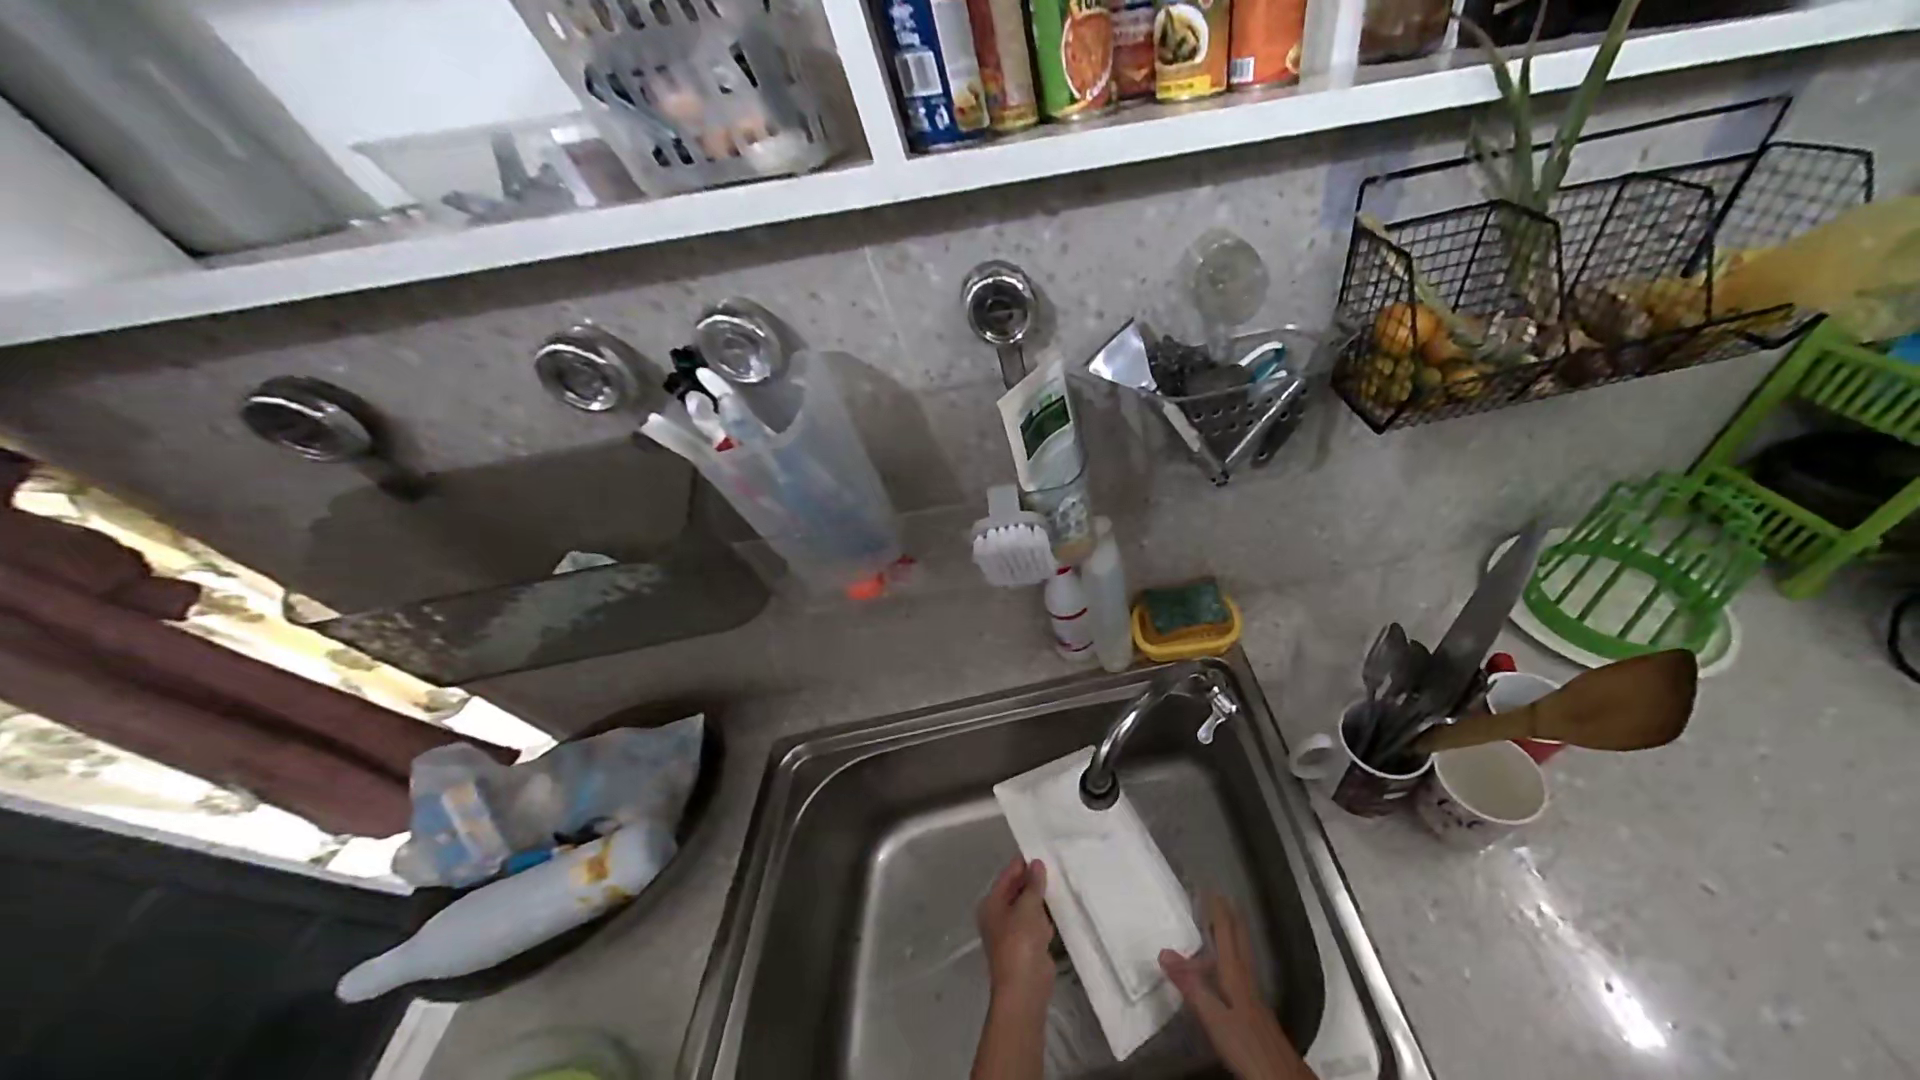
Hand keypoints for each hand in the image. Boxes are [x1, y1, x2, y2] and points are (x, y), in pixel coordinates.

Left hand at [976, 856, 1055, 1004]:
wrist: (1024, 987)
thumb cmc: (1020, 941)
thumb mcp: (1027, 907)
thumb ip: (1032, 884)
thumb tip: (1036, 863)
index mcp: (992, 903)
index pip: (1007, 875)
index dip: (1023, 863)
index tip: (1042, 850)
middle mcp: (999, 914)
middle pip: (1017, 890)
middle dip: (1033, 880)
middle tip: (1055, 864)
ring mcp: (1013, 931)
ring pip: (1028, 906)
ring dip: (1041, 898)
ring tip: (1060, 881)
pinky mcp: (1027, 945)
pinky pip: (1036, 923)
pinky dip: (1045, 917)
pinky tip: (1059, 909)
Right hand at [1159, 895, 1315, 1079]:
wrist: (1281, 1078)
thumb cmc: (1246, 1045)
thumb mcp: (1213, 1017)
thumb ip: (1190, 986)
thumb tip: (1163, 951)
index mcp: (1235, 974)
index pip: (1226, 934)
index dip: (1219, 911)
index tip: (1210, 888)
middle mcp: (1245, 978)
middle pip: (1238, 939)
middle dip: (1229, 916)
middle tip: (1219, 896)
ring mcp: (1252, 994)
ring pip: (1240, 954)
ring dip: (1231, 934)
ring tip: (1221, 922)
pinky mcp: (1253, 1009)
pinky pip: (1239, 969)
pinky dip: (1231, 955)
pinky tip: (1225, 967)